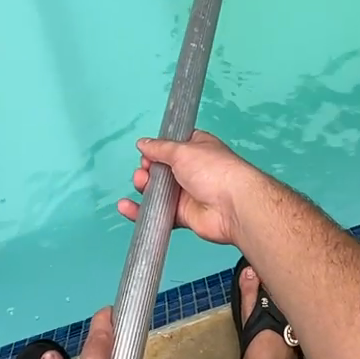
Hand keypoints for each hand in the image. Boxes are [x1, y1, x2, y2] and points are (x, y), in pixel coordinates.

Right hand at [119, 130, 274, 246]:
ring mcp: (188, 193)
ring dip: (145, 188)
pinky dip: (142, 212)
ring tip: (141, 184)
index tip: (147, 152)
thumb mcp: (182, 150)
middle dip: (148, 169)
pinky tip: (127, 208)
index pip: (172, 146)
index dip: (157, 149)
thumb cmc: (216, 171)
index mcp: (196, 149)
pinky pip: (159, 214)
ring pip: (158, 192)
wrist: (232, 205)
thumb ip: (160, 148)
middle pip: (161, 170)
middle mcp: (192, 170)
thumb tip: (143, 143)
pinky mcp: (183, 215)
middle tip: (144, 171)